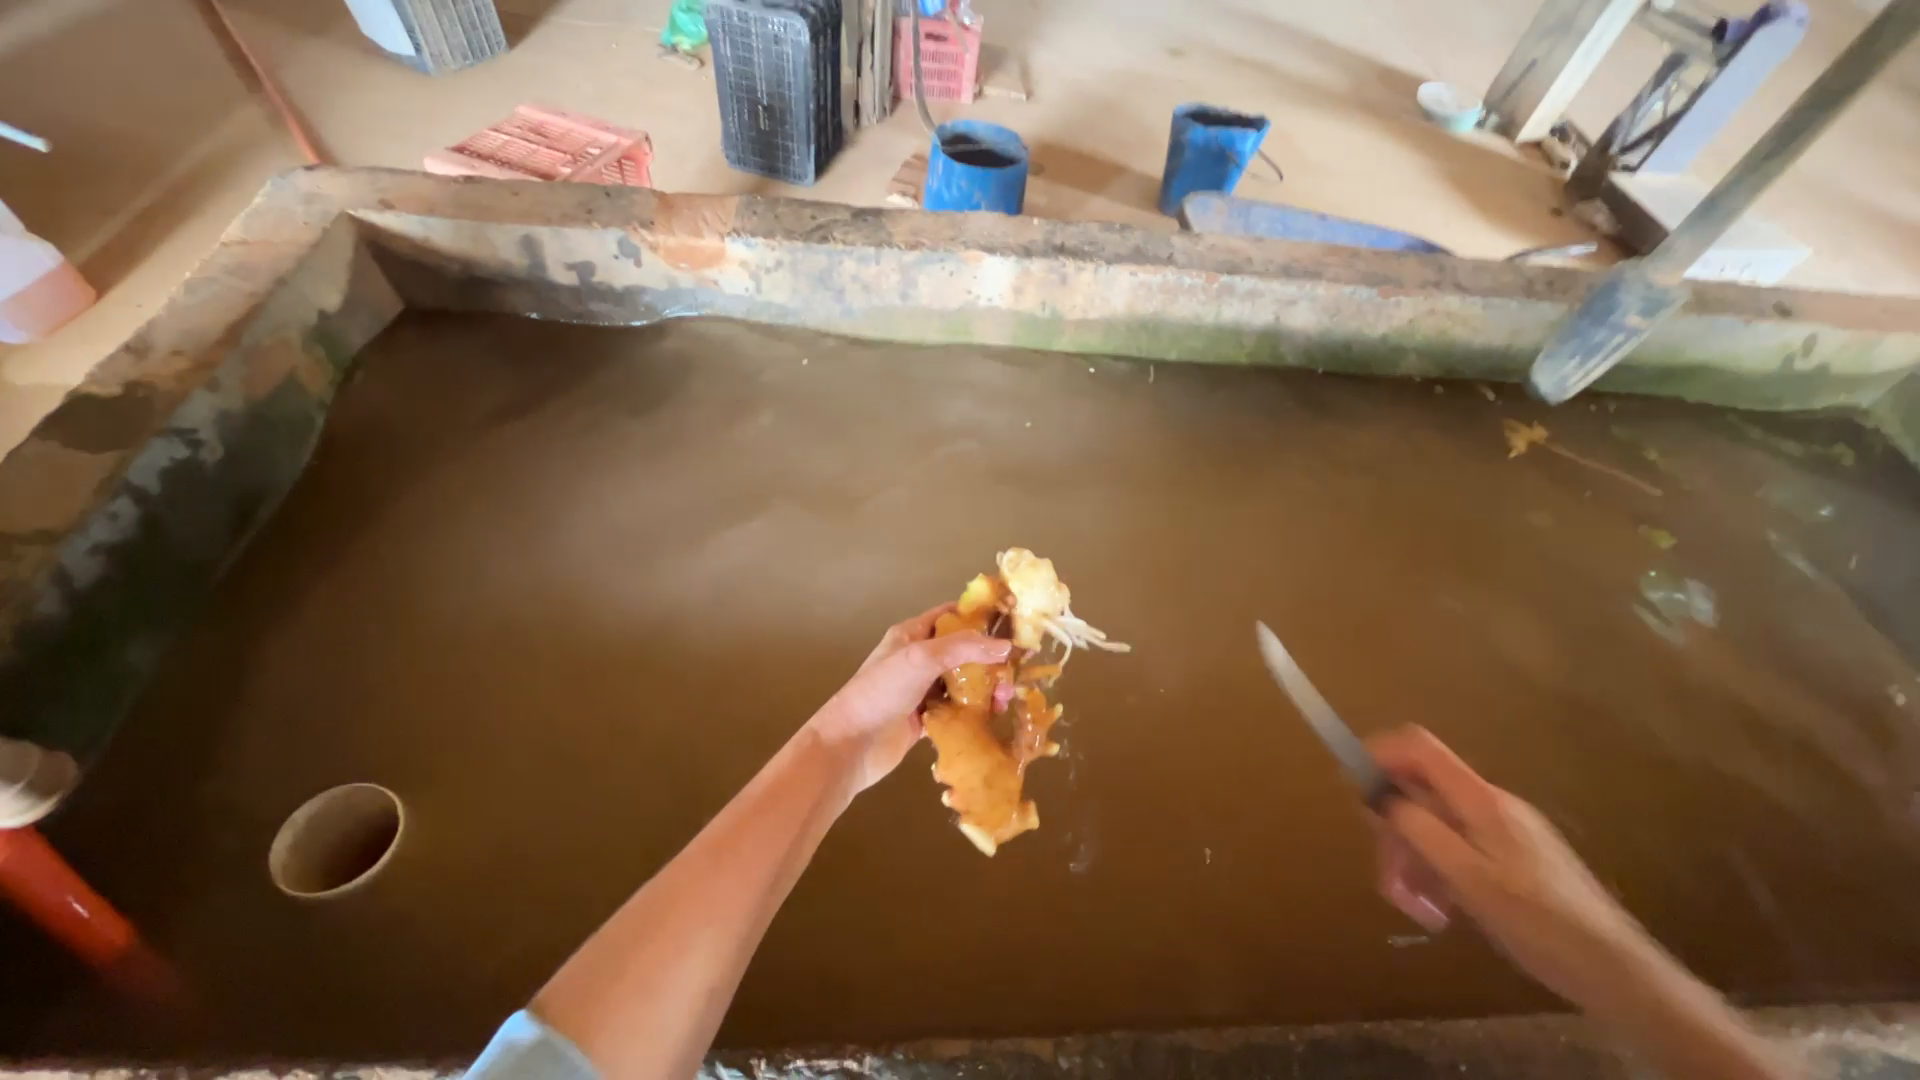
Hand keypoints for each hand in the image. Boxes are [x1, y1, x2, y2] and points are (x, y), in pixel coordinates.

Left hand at [806, 604, 1010, 794]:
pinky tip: (991, 717)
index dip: (979, 616)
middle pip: (961, 651)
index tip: (1012, 624)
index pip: (950, 615)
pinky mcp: (924, 720)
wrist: (850, 745)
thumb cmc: (881, 691)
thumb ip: (964, 648)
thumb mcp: (922, 658)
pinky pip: (955, 710)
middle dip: (989, 659)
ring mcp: (920, 691)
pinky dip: (973, 712)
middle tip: (1014, 672)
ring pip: (961, 683)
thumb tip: (1006, 646)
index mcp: (911, 635)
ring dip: (984, 689)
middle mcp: (917, 659)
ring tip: (1004, 700)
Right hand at [1368, 726, 1646, 1007]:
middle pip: (1418, 795)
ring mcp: (1499, 831)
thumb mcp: (1466, 876)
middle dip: (1393, 835)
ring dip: (1412, 864)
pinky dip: (1436, 874)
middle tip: (1391, 882)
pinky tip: (1443, 911)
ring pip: (1431, 828)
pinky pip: (1454, 850)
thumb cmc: (1538, 921)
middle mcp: (1487, 805)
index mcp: (1480, 800)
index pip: (1419, 746)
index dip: (1380, 754)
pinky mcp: (1508, 857)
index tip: (1355, 789)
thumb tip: (1378, 793)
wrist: (1616, 972)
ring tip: (1420, 910)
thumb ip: (1420, 828)